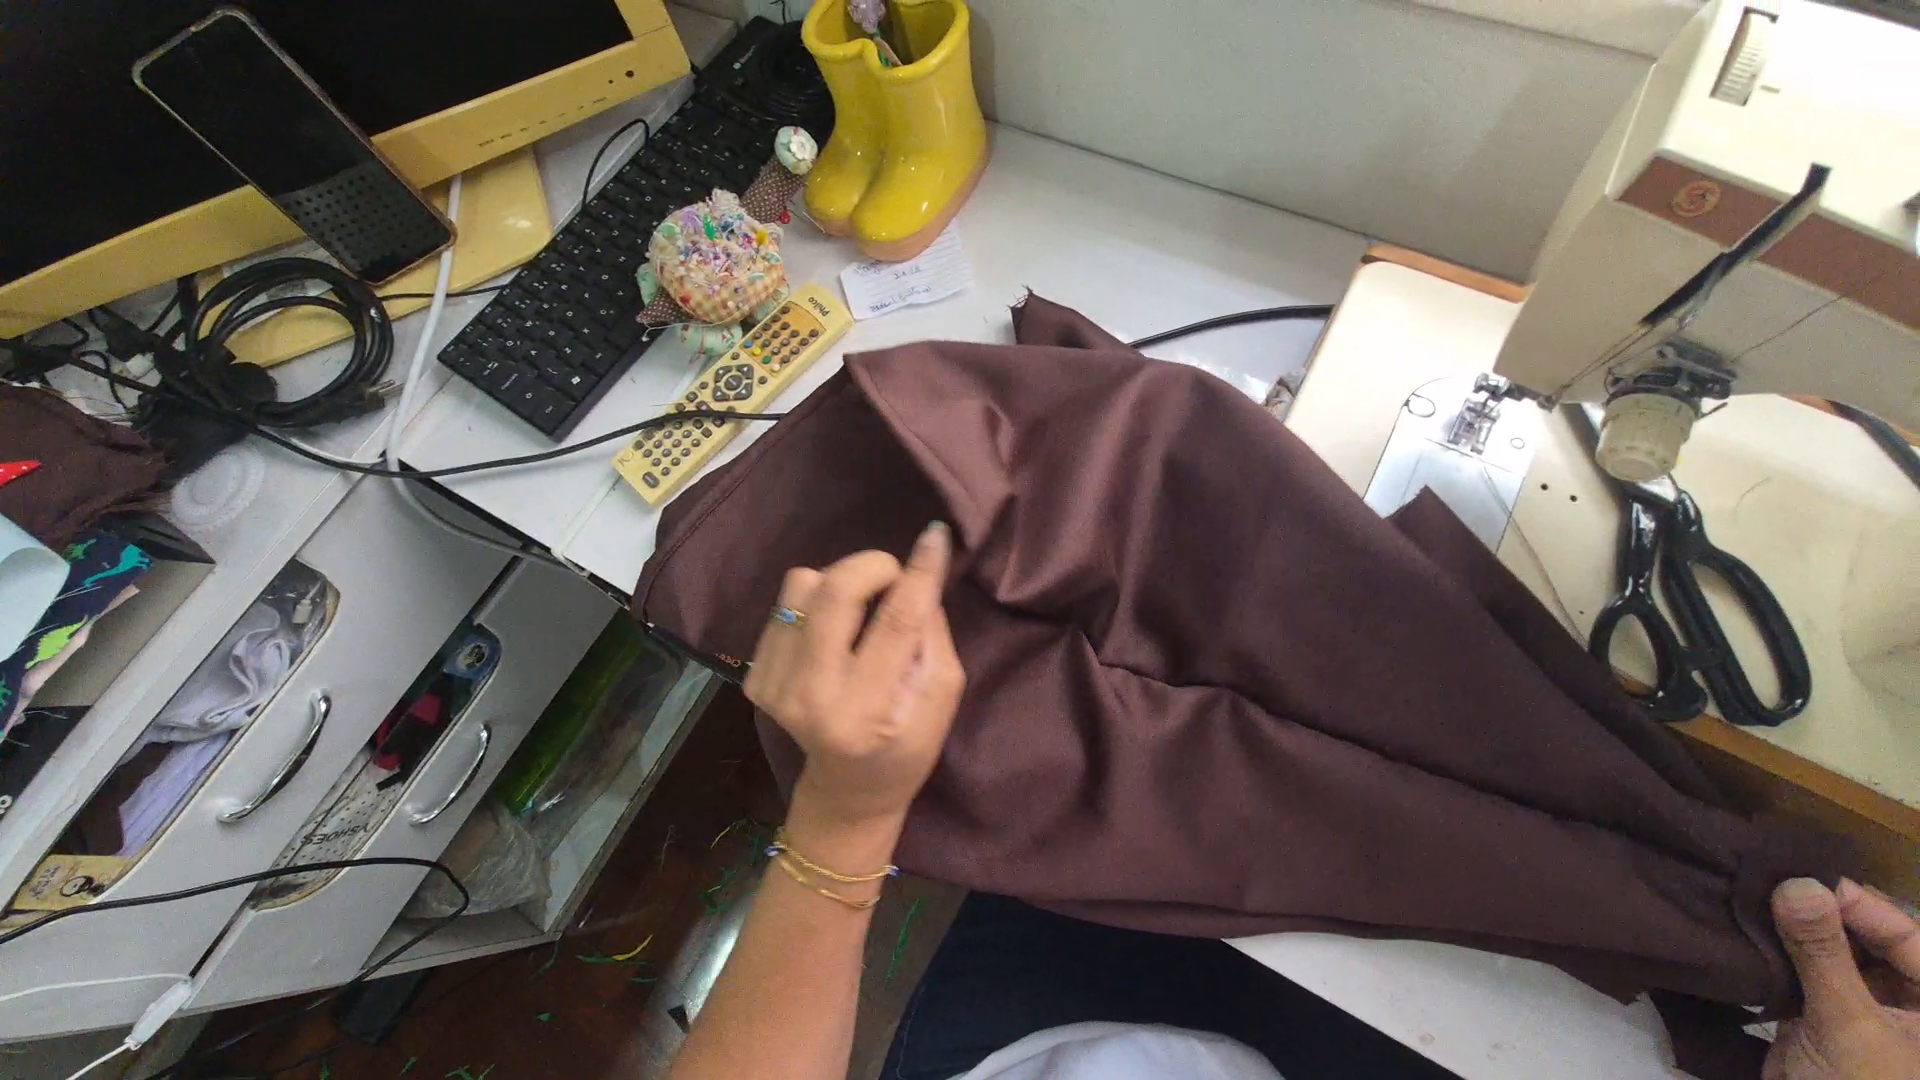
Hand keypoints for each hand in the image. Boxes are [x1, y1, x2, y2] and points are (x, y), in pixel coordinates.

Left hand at [743, 522, 965, 832]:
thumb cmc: (909, 744)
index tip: (936, 535)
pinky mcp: (754, 678)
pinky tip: (832, 633)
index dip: (919, 572)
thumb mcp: (941, 696)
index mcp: (867, 711)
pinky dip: (815, 604)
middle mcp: (812, 697)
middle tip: (893, 577)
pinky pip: (785, 604)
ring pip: (803, 586)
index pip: (896, 622)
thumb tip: (919, 568)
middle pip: (835, 592)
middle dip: (873, 565)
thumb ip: (931, 633)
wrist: (848, 787)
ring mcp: (774, 687)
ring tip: (859, 612)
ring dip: (840, 583)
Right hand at [1766, 877, 1919, 1079]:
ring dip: (1797, 925)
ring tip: (1751, 893)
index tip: (1798, 873)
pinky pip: (1809, 968)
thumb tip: (1798, 881)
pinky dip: (1781, 948)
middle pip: (1874, 939)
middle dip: (1824, 909)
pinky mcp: (1828, 1016)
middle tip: (1768, 877)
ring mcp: (1871, 1011)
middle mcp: (1916, 1006)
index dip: (1860, 903)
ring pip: (1838, 950)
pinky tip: (1748, 926)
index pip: (1912, 936)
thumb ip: (1823, 953)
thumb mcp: (1847, 1024)